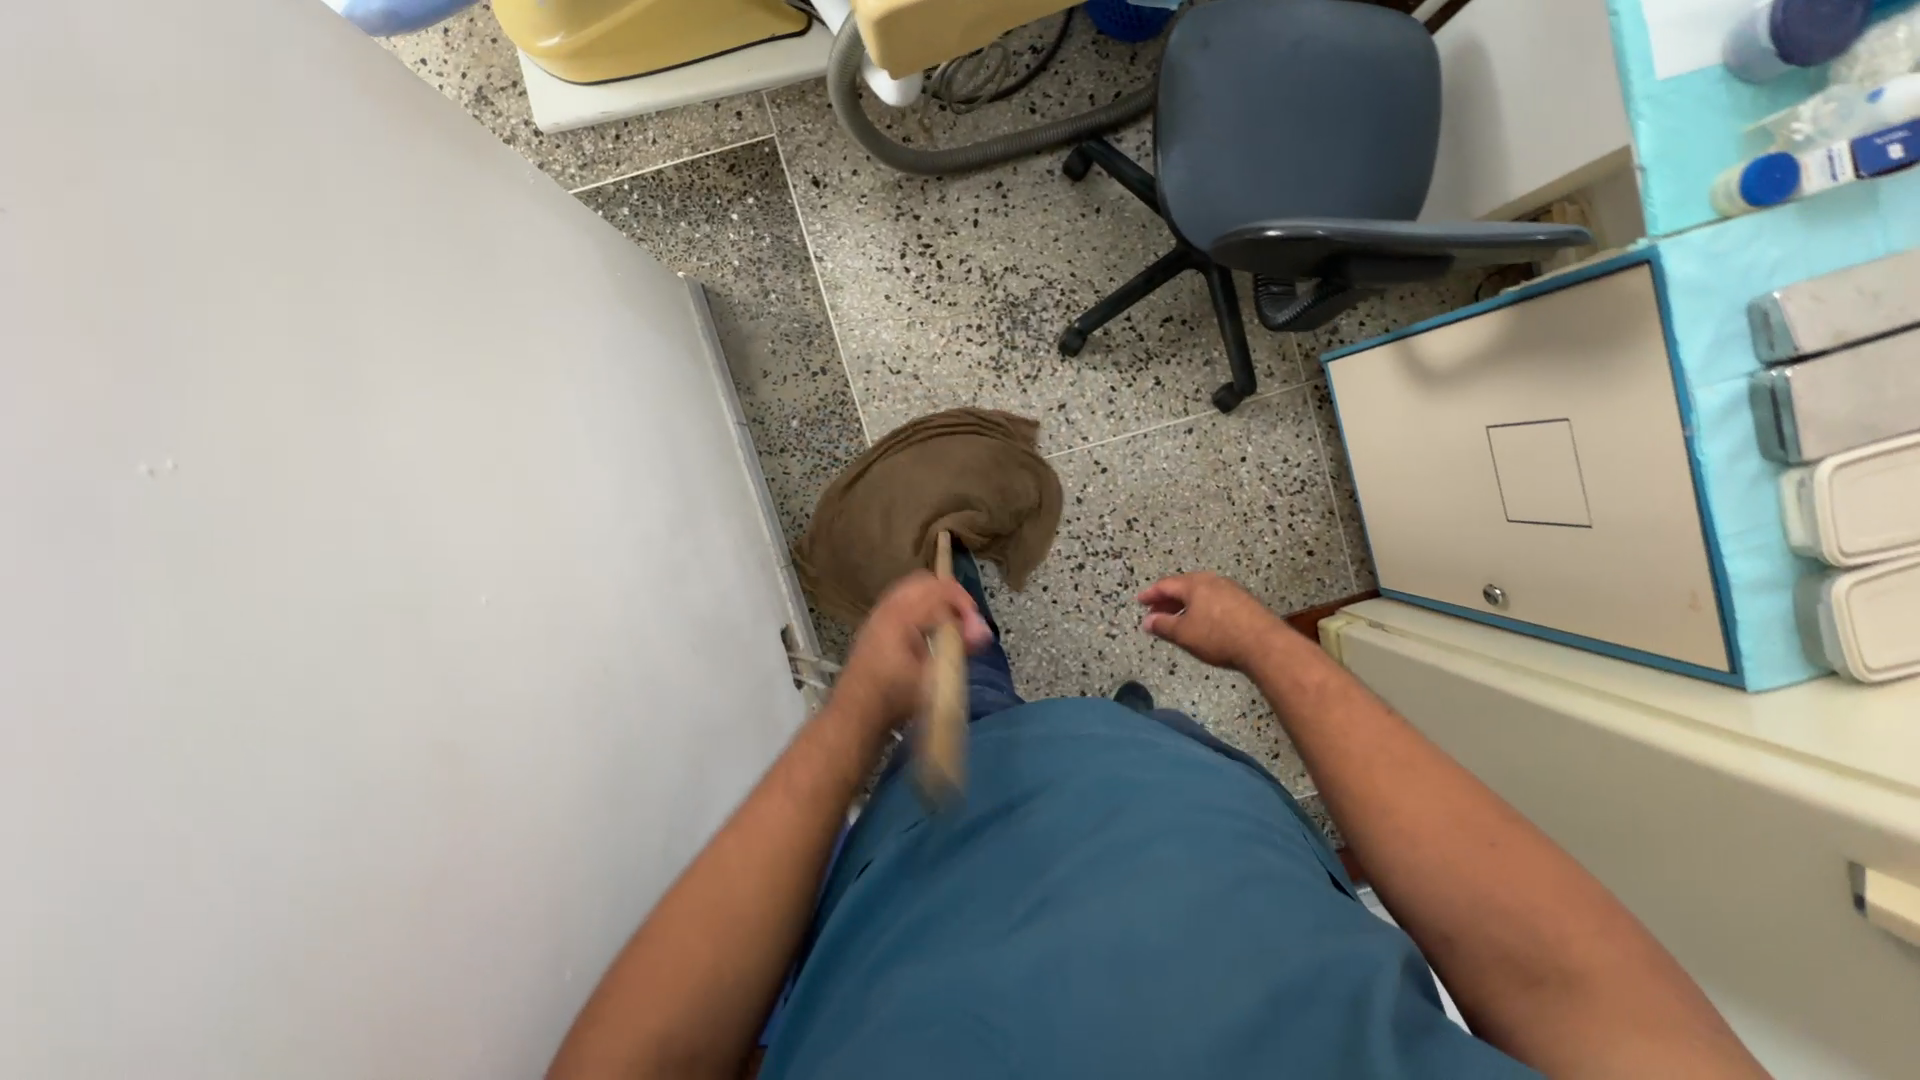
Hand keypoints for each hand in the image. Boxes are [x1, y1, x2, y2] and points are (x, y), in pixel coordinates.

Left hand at [833, 572, 992, 733]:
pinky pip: (904, 603)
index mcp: (901, 615)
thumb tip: (983, 633)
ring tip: (951, 628)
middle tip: (966, 622)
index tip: (977, 630)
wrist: (855, 714)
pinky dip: (923, 610)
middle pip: (926, 583)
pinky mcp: (876, 625)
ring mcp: (879, 614)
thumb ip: (958, 649)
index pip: (941, 590)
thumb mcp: (933, 677)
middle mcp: (888, 607)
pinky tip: (930, 635)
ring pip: (914, 591)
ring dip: (937, 603)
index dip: (965, 606)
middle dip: (951, 598)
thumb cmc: (894, 698)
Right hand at [1137, 572, 1284, 672]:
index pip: (1166, 585)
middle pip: (1184, 586)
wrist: (1265, 645)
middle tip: (1156, 611)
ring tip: (1177, 619)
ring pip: (1201, 593)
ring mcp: (1232, 590)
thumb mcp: (1184, 634)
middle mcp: (1213, 581)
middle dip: (1168, 599)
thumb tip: (1147, 621)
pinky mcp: (1245, 602)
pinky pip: (1215, 600)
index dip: (1151, 594)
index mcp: (1195, 584)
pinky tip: (1202, 623)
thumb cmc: (1218, 636)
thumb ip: (1162, 625)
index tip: (1140, 601)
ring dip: (1186, 604)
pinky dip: (1202, 608)